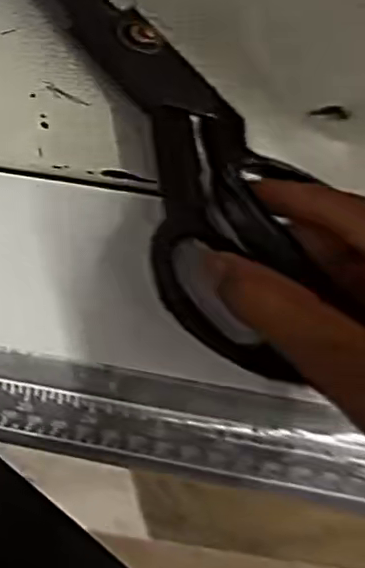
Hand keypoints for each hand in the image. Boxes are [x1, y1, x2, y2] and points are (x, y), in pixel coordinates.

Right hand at [208, 180, 364, 425]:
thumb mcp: (359, 372)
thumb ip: (277, 308)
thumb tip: (217, 264)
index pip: (351, 211)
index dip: (286, 199)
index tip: (238, 195)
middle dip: (307, 252)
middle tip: (247, 262)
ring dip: (334, 289)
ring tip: (293, 312)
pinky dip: (360, 317)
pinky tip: (345, 342)